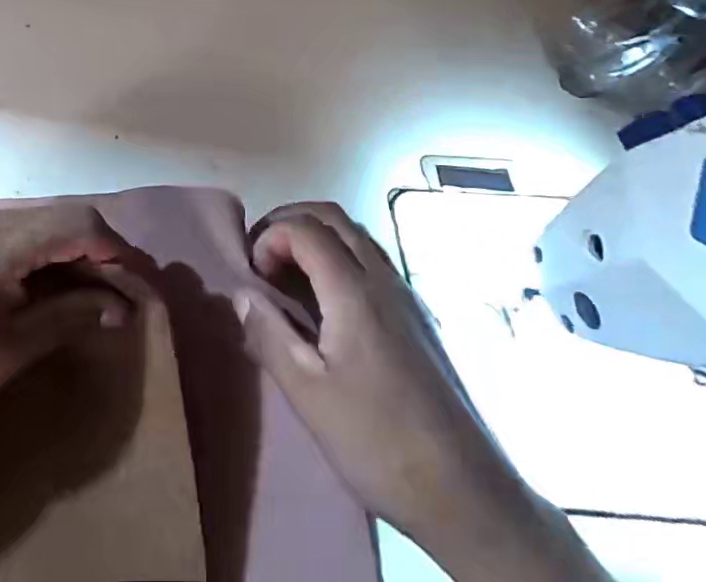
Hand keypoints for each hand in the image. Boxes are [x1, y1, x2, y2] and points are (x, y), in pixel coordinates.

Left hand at [0, 205, 133, 429]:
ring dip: (87, 257)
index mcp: (6, 242)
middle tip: (132, 295)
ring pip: (58, 228)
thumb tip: (121, 307)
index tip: (146, 287)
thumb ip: (70, 315)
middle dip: (109, 254)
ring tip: (110, 297)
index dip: (121, 254)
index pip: (83, 226)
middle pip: (74, 220)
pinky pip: (37, 241)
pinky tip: (74, 291)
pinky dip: (63, 261)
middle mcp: (1, 224)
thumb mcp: (12, 348)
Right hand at [239, 203, 592, 578]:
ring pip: (357, 236)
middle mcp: (384, 278)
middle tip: (260, 257)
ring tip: (287, 277)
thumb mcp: (307, 392)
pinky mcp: (419, 316)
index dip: (269, 236)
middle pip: (334, 218)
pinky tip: (327, 304)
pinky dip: (340, 258)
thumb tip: (241, 293)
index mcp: (355, 290)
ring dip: (316, 238)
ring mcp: (407, 295)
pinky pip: (373, 262)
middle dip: (290, 223)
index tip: (250, 273)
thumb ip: (269, 334)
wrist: (463, 488)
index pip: (305, 228)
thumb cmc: (376, 439)